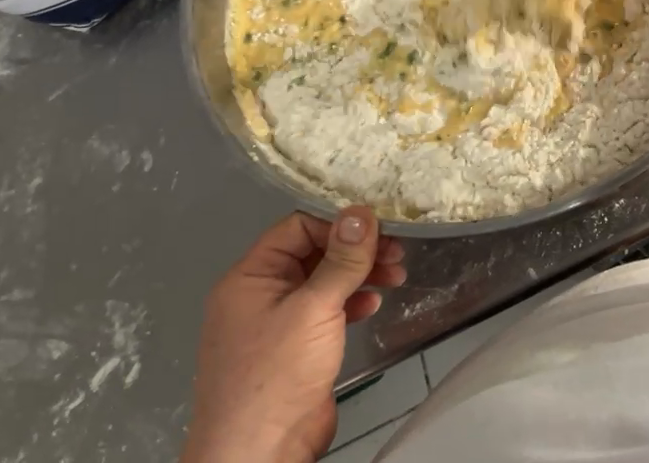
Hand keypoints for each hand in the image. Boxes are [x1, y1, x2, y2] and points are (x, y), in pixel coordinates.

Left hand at [182, 208, 407, 462]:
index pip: (298, 227)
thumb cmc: (278, 372)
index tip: (381, 226)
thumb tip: (360, 211)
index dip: (339, 223)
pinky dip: (353, 301)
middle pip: (315, 252)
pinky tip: (372, 306)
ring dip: (361, 274)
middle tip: (397, 252)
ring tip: (396, 276)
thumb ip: (341, 259)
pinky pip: (328, 308)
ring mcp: (279, 321)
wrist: (260, 451)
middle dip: (357, 250)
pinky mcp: (297, 345)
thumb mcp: (314, 308)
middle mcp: (262, 293)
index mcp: (251, 277)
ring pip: (326, 280)